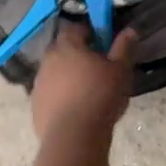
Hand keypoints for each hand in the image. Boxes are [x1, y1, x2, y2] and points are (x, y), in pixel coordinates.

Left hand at [31, 24, 134, 142]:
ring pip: (54, 72)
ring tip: (85, 90)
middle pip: (61, 49)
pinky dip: (59, 95)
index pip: (74, 28)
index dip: (88, 32)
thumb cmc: (100, 96)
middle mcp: (48, 61)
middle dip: (76, 53)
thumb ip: (124, 47)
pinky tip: (74, 109)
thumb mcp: (121, 70)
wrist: (73, 137)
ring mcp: (39, 84)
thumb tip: (130, 30)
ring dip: (66, 75)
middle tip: (95, 66)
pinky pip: (49, 93)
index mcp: (68, 46)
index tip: (101, 43)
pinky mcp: (35, 106)